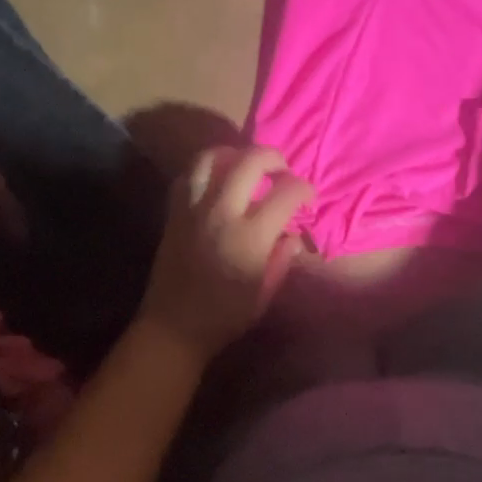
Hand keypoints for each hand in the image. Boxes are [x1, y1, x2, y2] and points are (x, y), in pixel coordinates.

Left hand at [138, 145, 313, 359]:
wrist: (174, 328)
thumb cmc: (224, 318)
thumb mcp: (263, 296)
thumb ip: (281, 261)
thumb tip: (292, 237)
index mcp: (251, 237)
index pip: (286, 193)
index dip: (303, 188)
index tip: (307, 197)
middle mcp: (223, 213)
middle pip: (250, 160)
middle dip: (272, 158)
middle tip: (281, 170)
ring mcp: (194, 209)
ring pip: (212, 157)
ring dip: (234, 154)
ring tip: (245, 165)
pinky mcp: (174, 213)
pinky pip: (188, 176)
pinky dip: (205, 170)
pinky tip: (215, 181)